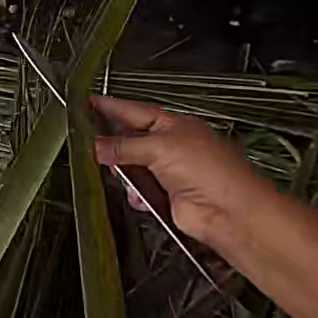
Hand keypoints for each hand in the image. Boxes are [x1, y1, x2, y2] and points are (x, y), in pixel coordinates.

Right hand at [90, 96, 284, 249]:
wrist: (232, 214)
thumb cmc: (212, 173)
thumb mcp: (159, 148)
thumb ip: (121, 146)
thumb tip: (93, 144)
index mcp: (173, 125)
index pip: (132, 110)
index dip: (108, 106)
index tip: (85, 103)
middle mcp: (170, 146)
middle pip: (127, 139)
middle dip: (109, 142)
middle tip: (86, 141)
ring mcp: (167, 171)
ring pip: (129, 164)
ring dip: (121, 170)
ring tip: (116, 172)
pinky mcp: (164, 194)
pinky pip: (136, 189)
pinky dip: (133, 192)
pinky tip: (136, 194)